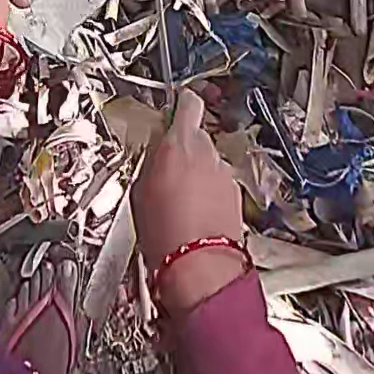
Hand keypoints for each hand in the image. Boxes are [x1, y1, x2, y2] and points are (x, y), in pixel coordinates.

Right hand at [132, 89, 247, 313]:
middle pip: (196, 136)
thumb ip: (151, 159)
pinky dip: (206, 192)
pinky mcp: (235, 196)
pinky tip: (191, 212)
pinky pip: (217, 183)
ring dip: (195, 172)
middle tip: (164, 169)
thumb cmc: (165, 232)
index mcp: (180, 143)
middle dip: (182, 148)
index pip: (187, 104)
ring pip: (207, 161)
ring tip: (176, 199)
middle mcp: (207, 153)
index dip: (180, 104)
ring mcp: (224, 174)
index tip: (172, 109)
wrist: (199, 269)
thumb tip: (154, 152)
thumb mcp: (139, 187)